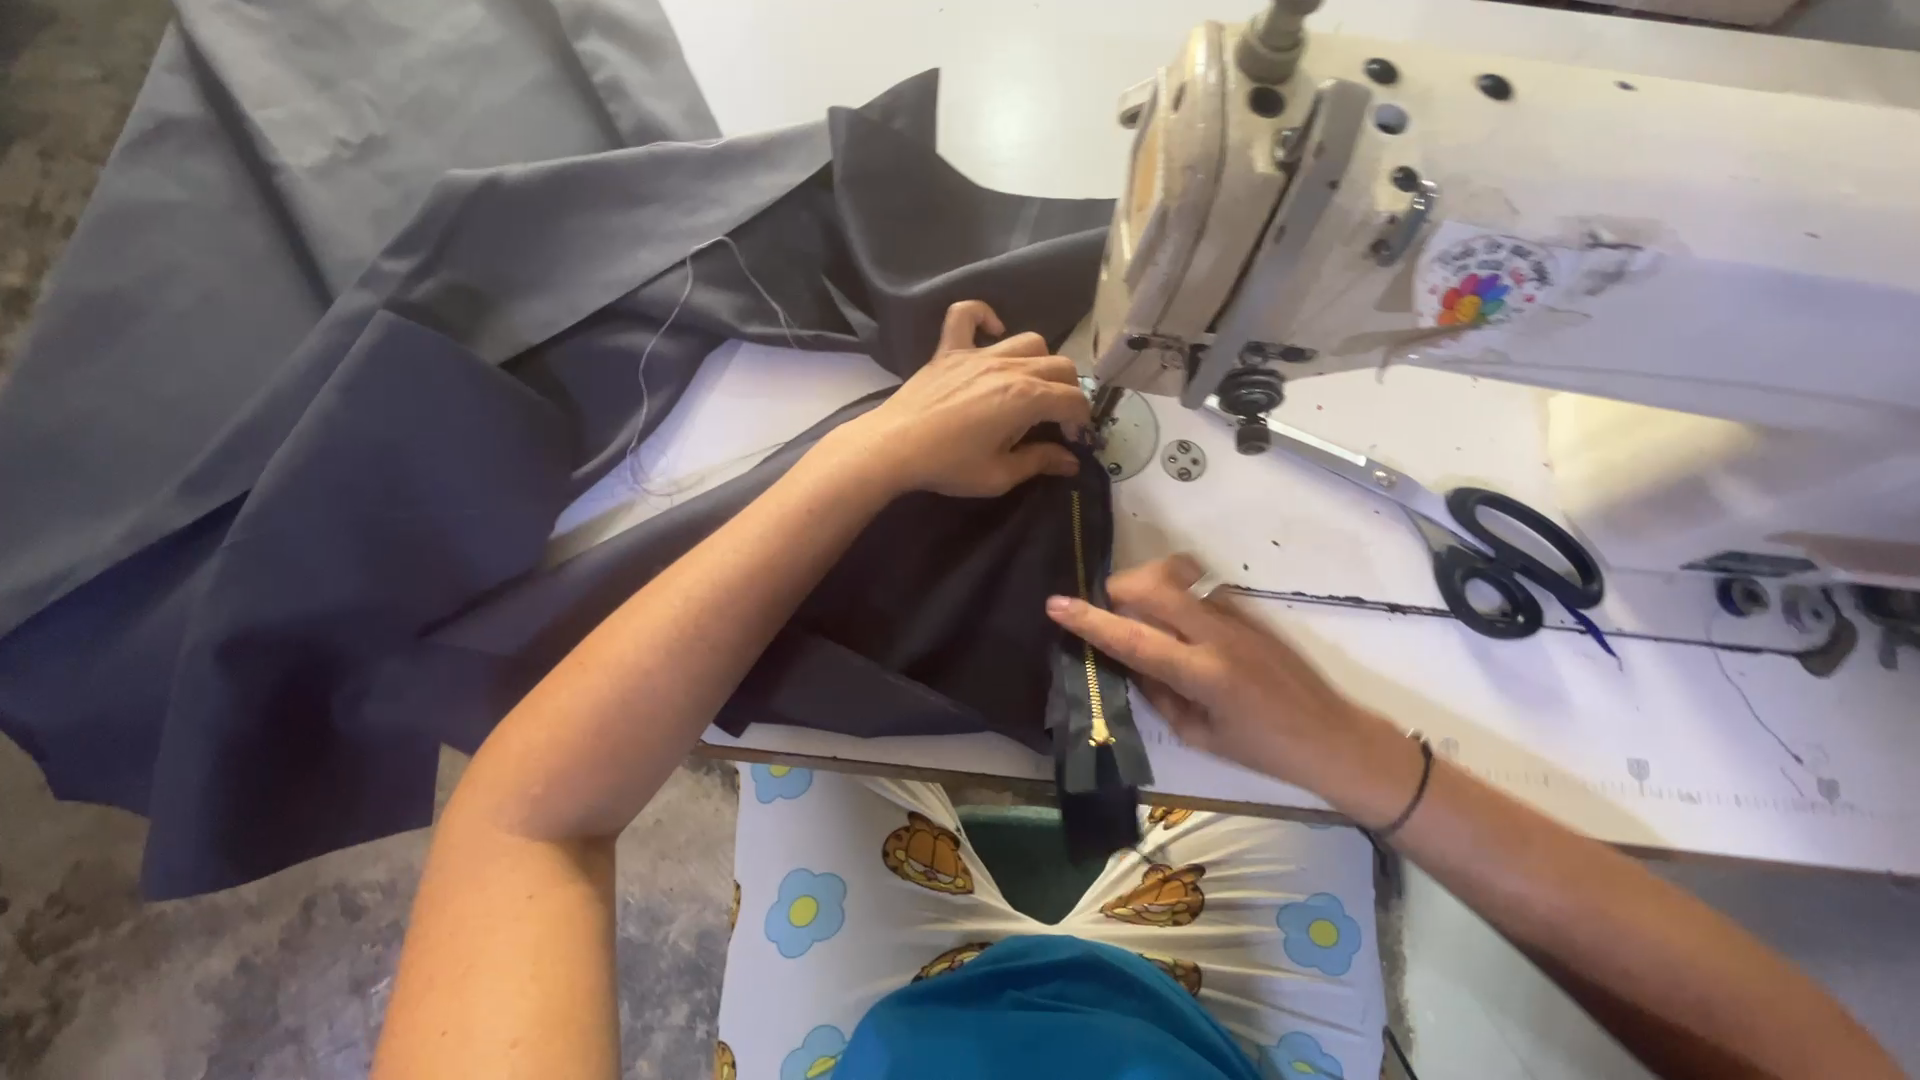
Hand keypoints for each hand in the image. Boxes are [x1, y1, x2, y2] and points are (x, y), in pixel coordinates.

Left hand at [830, 301, 1090, 497]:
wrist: (894, 447)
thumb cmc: (948, 466)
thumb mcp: (999, 475)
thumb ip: (1040, 463)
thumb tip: (1070, 462)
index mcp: (1027, 398)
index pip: (1074, 400)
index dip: (1081, 422)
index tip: (1071, 440)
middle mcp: (1010, 367)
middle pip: (1061, 365)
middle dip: (1068, 392)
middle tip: (1054, 418)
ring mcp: (978, 354)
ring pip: (1029, 340)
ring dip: (1040, 361)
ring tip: (1029, 385)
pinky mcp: (949, 350)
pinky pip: (966, 314)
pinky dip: (982, 316)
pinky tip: (991, 333)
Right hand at [1046, 554, 1406, 802]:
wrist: (1333, 735)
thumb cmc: (1264, 750)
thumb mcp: (1199, 735)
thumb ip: (1159, 693)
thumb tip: (1131, 661)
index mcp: (1204, 675)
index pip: (1134, 639)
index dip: (1090, 620)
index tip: (1056, 603)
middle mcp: (1218, 635)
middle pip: (1153, 585)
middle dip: (1118, 589)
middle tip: (1108, 611)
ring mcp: (1237, 616)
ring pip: (1177, 574)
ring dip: (1146, 584)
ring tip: (1140, 612)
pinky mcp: (1249, 610)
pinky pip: (1198, 586)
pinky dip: (1174, 591)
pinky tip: (1176, 622)